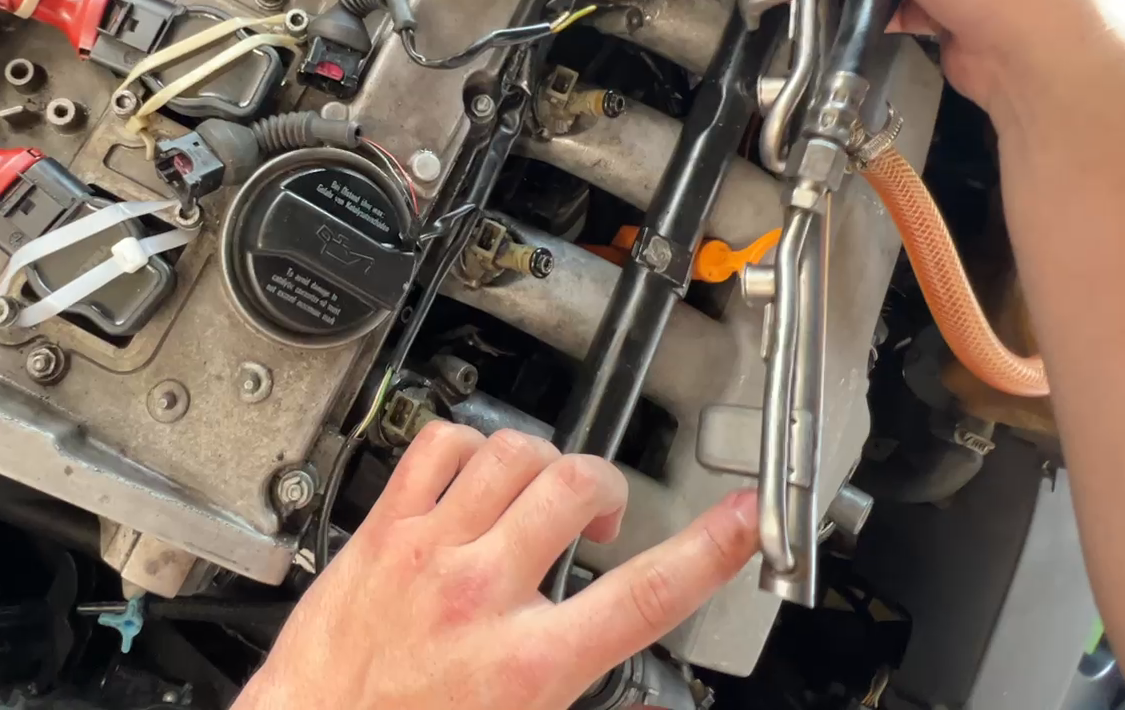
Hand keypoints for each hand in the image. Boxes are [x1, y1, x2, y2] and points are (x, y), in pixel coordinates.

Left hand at [233, 423, 757, 709]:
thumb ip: (572, 681)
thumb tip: (609, 653)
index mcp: (527, 666)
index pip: (644, 595)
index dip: (707, 551)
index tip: (739, 520)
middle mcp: (482, 592)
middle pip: (575, 489)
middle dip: (604, 490)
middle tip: (597, 516)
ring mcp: (430, 547)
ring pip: (512, 454)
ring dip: (544, 463)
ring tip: (538, 489)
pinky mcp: (385, 524)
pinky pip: (438, 446)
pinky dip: (470, 443)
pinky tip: (474, 470)